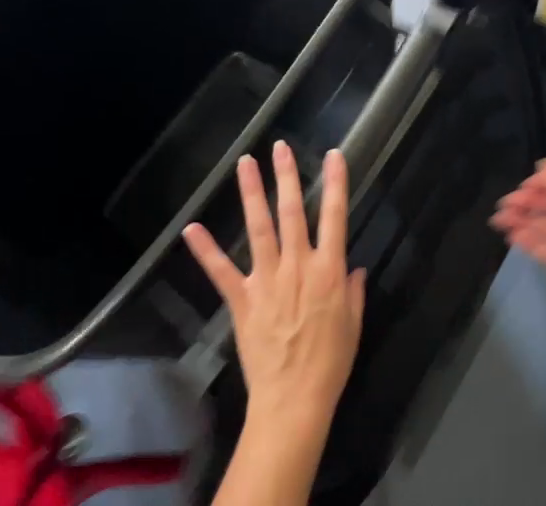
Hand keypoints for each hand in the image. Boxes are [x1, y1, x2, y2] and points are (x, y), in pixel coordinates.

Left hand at [184, 142, 365, 438]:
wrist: (294, 399)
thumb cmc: (331, 363)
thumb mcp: (354, 325)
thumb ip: (353, 291)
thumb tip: (353, 267)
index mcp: (329, 271)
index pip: (335, 217)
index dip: (335, 184)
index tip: (334, 156)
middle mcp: (298, 266)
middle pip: (292, 213)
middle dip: (287, 177)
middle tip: (280, 148)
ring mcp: (267, 280)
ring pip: (259, 228)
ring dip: (251, 194)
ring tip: (245, 164)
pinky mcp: (242, 299)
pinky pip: (221, 270)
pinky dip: (206, 249)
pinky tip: (192, 228)